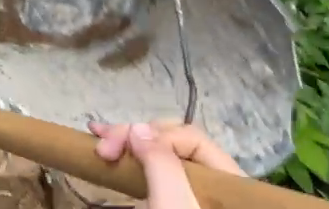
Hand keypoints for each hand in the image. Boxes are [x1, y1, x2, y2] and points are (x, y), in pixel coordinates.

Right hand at [90, 121, 242, 208]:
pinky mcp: (179, 205)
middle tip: (100, 145)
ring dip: (128, 145)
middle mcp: (217, 188)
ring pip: (163, 157)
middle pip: (175, 145)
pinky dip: (131, 162)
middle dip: (133, 137)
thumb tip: (139, 127)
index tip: (115, 147)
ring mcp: (197, 198)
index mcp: (230, 184)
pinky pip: (158, 174)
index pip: (191, 139)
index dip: (152, 135)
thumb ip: (161, 163)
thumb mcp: (174, 205)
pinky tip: (110, 159)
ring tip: (98, 143)